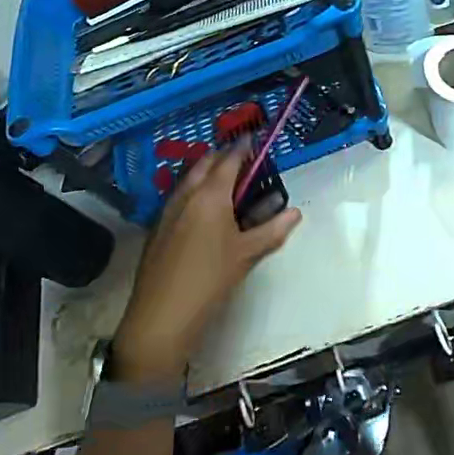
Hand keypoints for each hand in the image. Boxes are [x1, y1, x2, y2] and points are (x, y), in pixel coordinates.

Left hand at [112, 143, 302, 383]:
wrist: (161, 315)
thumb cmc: (210, 280)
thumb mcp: (247, 254)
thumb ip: (273, 229)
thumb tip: (295, 213)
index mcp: (211, 195)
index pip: (229, 160)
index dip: (243, 147)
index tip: (255, 139)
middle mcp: (186, 194)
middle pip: (205, 163)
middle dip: (224, 156)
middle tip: (244, 160)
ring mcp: (168, 210)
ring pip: (190, 179)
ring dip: (207, 172)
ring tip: (228, 183)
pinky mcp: (158, 227)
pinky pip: (180, 196)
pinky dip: (196, 191)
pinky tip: (206, 212)